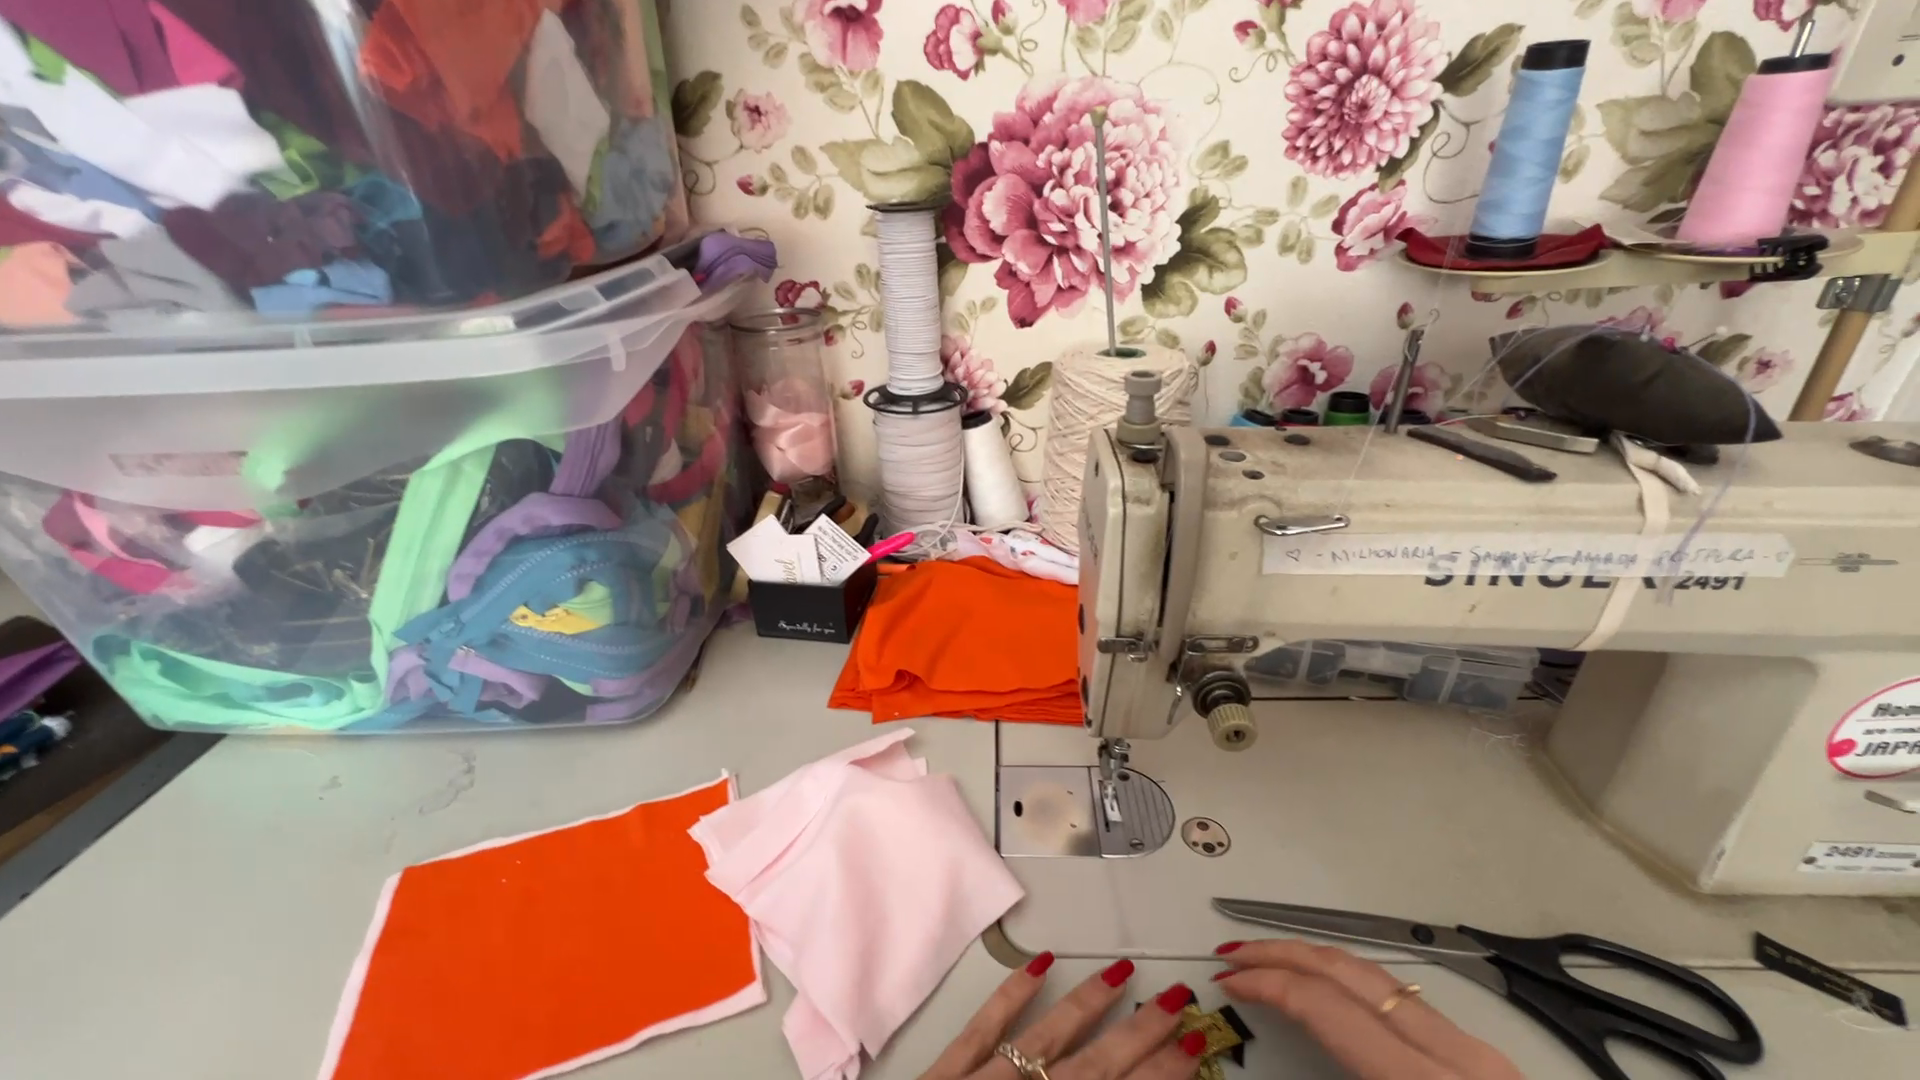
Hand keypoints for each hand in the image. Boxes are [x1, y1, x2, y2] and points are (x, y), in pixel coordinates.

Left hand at [920, 953, 1207, 1079]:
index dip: (1161, 1072)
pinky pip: (983, 1026)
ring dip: (1087, 1003)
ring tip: (1120, 971)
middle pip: (1094, 1065)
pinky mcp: (946, 1072)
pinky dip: (1013, 993)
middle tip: (1174, 1000)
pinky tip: (1039, 963)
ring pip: (1045, 1035)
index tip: (1192, 1045)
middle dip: (1139, 1033)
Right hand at [1214, 940, 1524, 1079]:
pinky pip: (1400, 999)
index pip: (1328, 1007)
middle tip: (1232, 954)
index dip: (1268, 984)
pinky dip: (1348, 979)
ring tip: (1267, 958)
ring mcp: (1477, 1052)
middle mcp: (1457, 1056)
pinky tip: (1325, 986)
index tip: (1226, 982)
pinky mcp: (1484, 1059)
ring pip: (1377, 976)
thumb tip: (1275, 1065)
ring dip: (1314, 958)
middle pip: (1350, 974)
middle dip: (1282, 953)